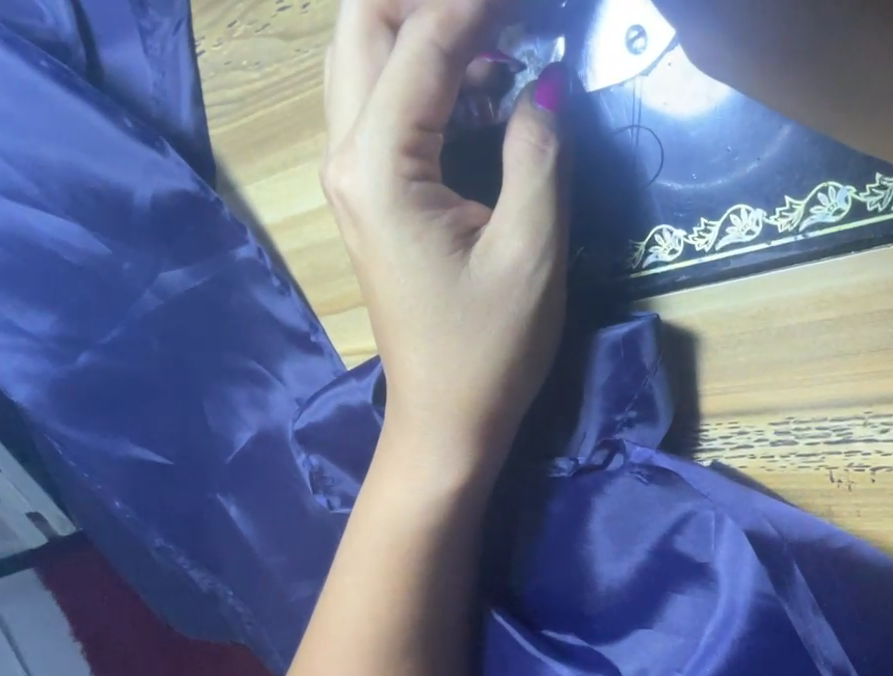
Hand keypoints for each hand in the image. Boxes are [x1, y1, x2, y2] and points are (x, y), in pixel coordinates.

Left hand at [322, 0, 570, 479]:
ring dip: (420, 31)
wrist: (448, 417)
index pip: (421, 46)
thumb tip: (547, 82)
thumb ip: (538, 155)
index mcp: (380, 167)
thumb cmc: (491, 347)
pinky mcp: (368, 195)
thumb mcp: (532, 252)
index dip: (477, 7)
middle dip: (427, 2)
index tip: (530, 2)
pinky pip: (379, 104)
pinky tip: (479, 85)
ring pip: (362, 60)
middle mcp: (346, 156)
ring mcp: (349, 176)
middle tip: (501, 13)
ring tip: (496, 33)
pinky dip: (423, 75)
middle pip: (363, 27)